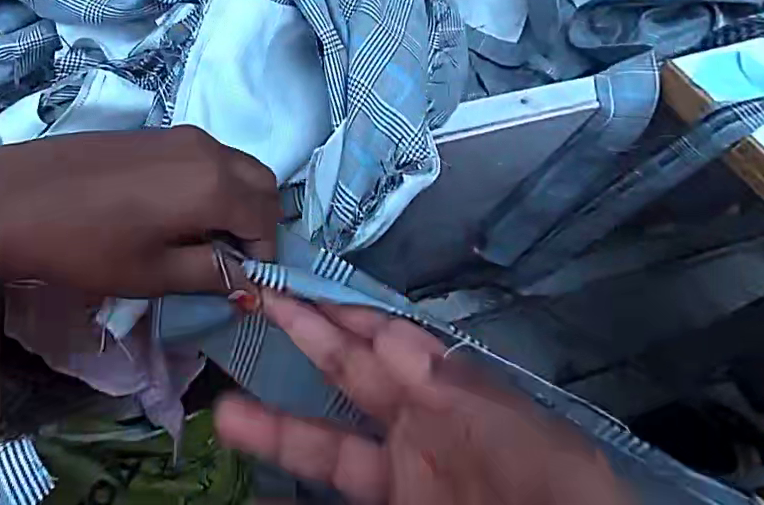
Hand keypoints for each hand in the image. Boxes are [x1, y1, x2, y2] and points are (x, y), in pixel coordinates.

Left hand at [0, 127, 280, 297]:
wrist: (17, 196)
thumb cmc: (87, 243)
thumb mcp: (154, 272)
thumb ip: (212, 274)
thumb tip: (249, 281)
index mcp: (214, 183)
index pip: (267, 219)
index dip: (262, 257)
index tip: (237, 284)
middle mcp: (206, 148)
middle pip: (259, 182)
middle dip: (256, 221)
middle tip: (223, 259)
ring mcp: (178, 134)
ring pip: (232, 164)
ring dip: (232, 200)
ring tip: (195, 238)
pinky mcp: (153, 131)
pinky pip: (202, 155)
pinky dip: (208, 182)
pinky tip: (168, 211)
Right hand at [215, 294, 632, 504]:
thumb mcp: (539, 451)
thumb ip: (465, 392)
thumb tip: (395, 338)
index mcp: (453, 402)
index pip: (382, 340)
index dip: (337, 309)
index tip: (289, 280)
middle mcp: (420, 434)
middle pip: (345, 375)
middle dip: (299, 337)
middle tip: (249, 304)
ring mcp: (405, 485)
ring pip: (327, 447)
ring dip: (275, 430)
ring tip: (224, 415)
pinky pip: (333, 504)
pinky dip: (288, 502)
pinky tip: (255, 501)